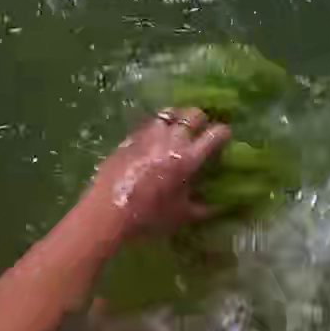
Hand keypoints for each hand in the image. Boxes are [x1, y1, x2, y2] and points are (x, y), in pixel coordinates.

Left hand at [80, 107, 229, 240]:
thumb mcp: (182, 216)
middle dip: (201, 120)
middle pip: (194, 113)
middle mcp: (172, 140)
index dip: (223, 133)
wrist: (104, 216)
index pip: (217, 133)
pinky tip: (153, 141)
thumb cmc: (148, 217)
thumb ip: (206, 208)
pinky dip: (156, 128)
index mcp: (189, 158)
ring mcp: (149, 136)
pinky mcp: (129, 138)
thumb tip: (224, 206)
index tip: (223, 139)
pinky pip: (148, 125)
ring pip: (170, 113)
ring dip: (177, 119)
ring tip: (176, 130)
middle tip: (200, 132)